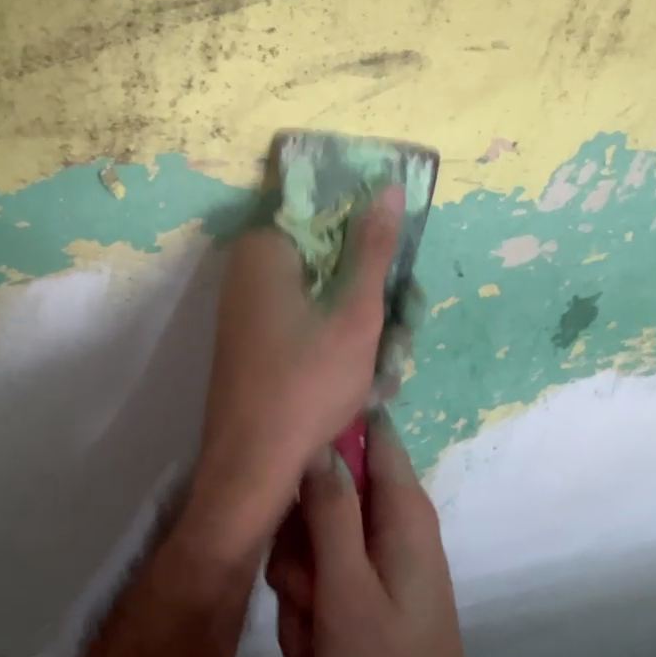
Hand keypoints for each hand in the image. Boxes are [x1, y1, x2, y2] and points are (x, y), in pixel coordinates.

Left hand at [184, 186, 404, 555]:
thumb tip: (389, 187)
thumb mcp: (355, 312)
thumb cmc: (306, 383)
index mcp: (266, 248)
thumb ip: (374, 248)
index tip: (401, 280)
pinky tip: (368, 384)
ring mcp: (254, 307)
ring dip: (367, 329)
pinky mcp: (260, 340)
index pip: (330, 215)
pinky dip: (341, 346)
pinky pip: (311, 324)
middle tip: (403, 336)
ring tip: (388, 371)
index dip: (373, 242)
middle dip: (378, 297)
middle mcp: (253, 269)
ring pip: (329, 297)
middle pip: (334, 260)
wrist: (252, 468)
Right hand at [265, 409, 466, 656]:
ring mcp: (372, 560)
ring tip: (316, 630)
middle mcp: (389, 524)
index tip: (293, 459)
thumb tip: (318, 441)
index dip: (331, 431)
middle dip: (301, 543)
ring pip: (308, 542)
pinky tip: (318, 650)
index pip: (370, 432)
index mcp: (401, 509)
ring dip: (299, 588)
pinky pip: (313, 581)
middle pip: (323, 493)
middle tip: (305, 586)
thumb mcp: (349, 589)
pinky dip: (307, 616)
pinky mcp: (358, 593)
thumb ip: (331, 511)